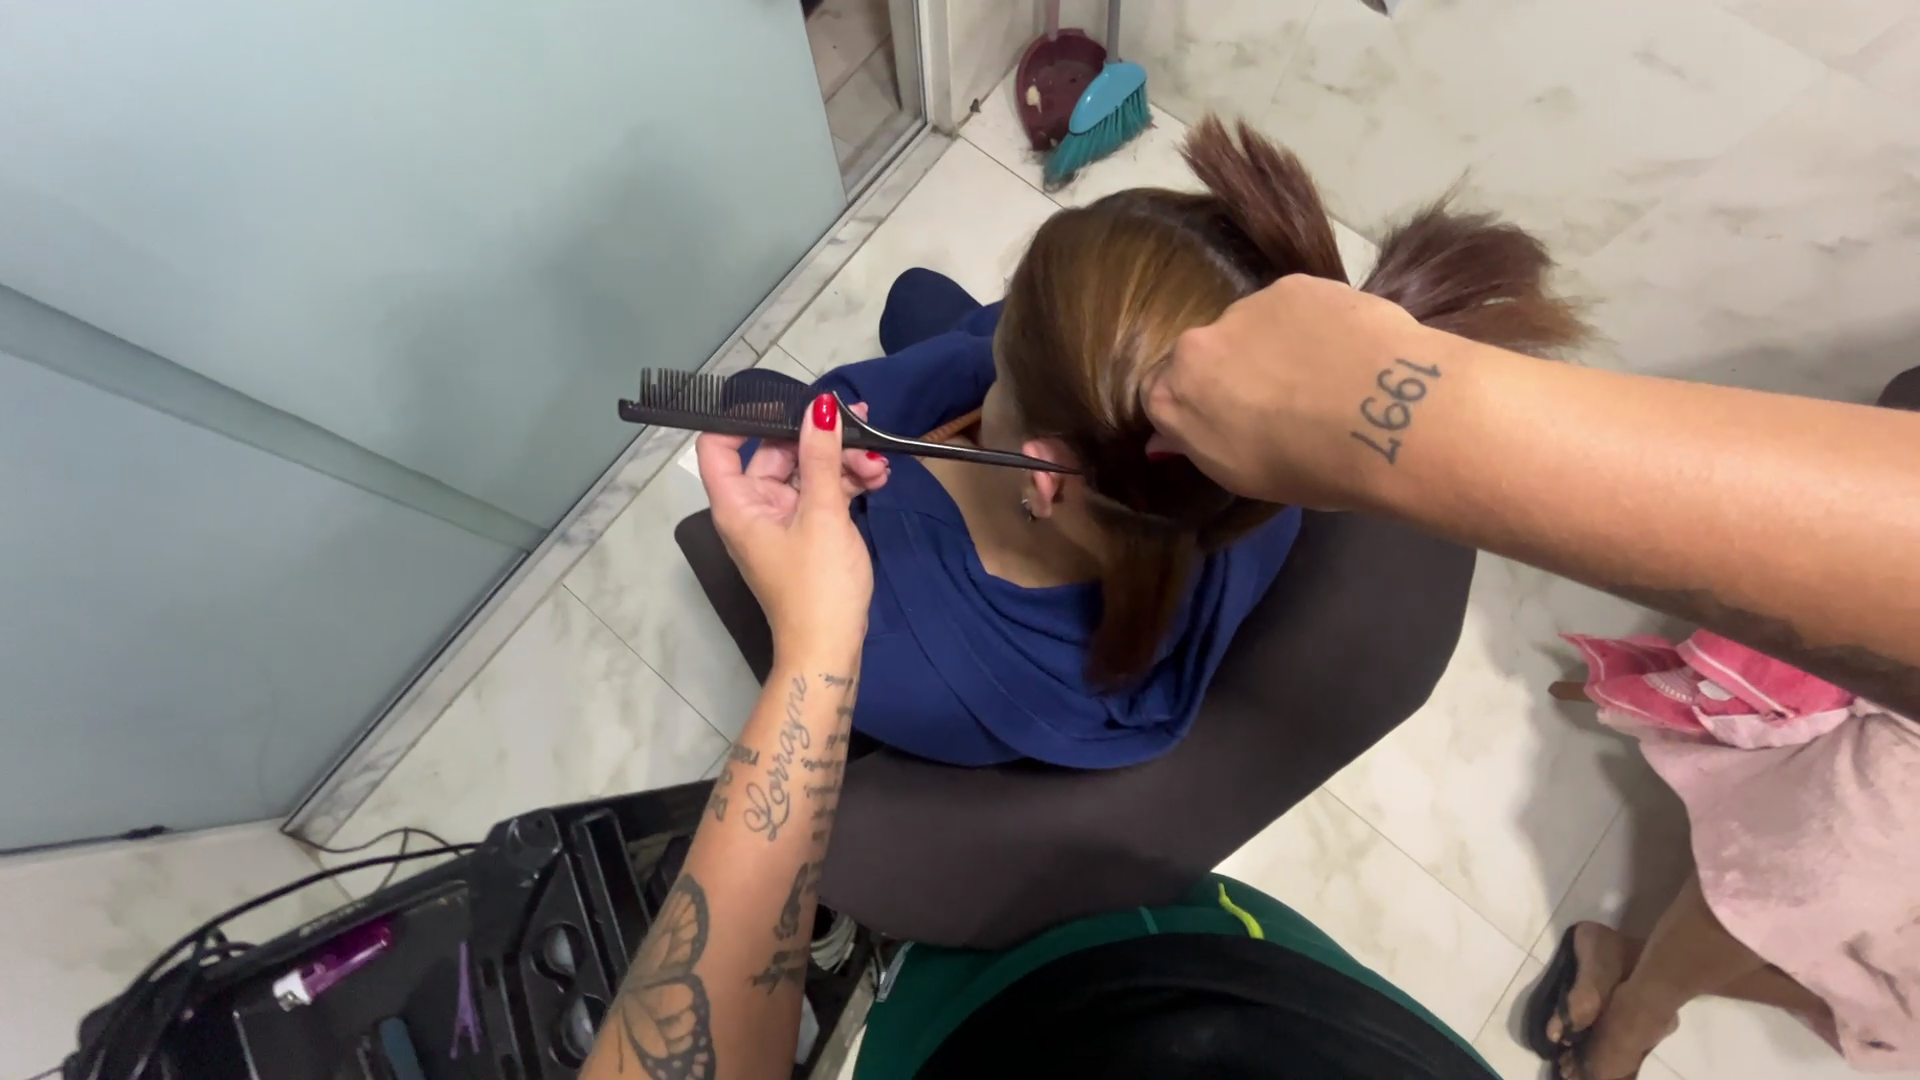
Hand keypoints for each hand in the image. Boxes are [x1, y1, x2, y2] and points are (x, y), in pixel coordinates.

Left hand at [695, 393, 875, 657]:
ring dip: (843, 463)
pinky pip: (823, 495)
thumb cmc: (818, 585)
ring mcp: (782, 521)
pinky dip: (847, 484)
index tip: (788, 403)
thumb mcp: (823, 515)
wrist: (830, 648)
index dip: (744, 417)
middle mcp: (754, 508)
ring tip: (879, 466)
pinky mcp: (808, 534)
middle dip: (821, 440)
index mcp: (738, 504)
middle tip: (861, 428)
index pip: (719, 445)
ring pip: (807, 473)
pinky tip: (877, 479)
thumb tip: (822, 406)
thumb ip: (822, 456)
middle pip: (777, 454)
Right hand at [1140, 274, 1440, 508]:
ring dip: (1270, 347)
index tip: (1224, 423)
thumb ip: (1195, 445)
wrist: (1389, 417)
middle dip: (1228, 374)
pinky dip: (1310, 325)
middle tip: (1273, 402)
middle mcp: (1194, 345)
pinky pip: (1292, 308)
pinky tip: (1342, 350)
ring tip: (1319, 376)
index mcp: (1170, 397)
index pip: (1160, 395)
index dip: (1194, 408)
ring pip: (1248, 327)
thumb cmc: (1305, 466)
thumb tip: (1165, 437)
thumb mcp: (1239, 476)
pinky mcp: (1294, 285)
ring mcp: (1244, 309)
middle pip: (1202, 356)